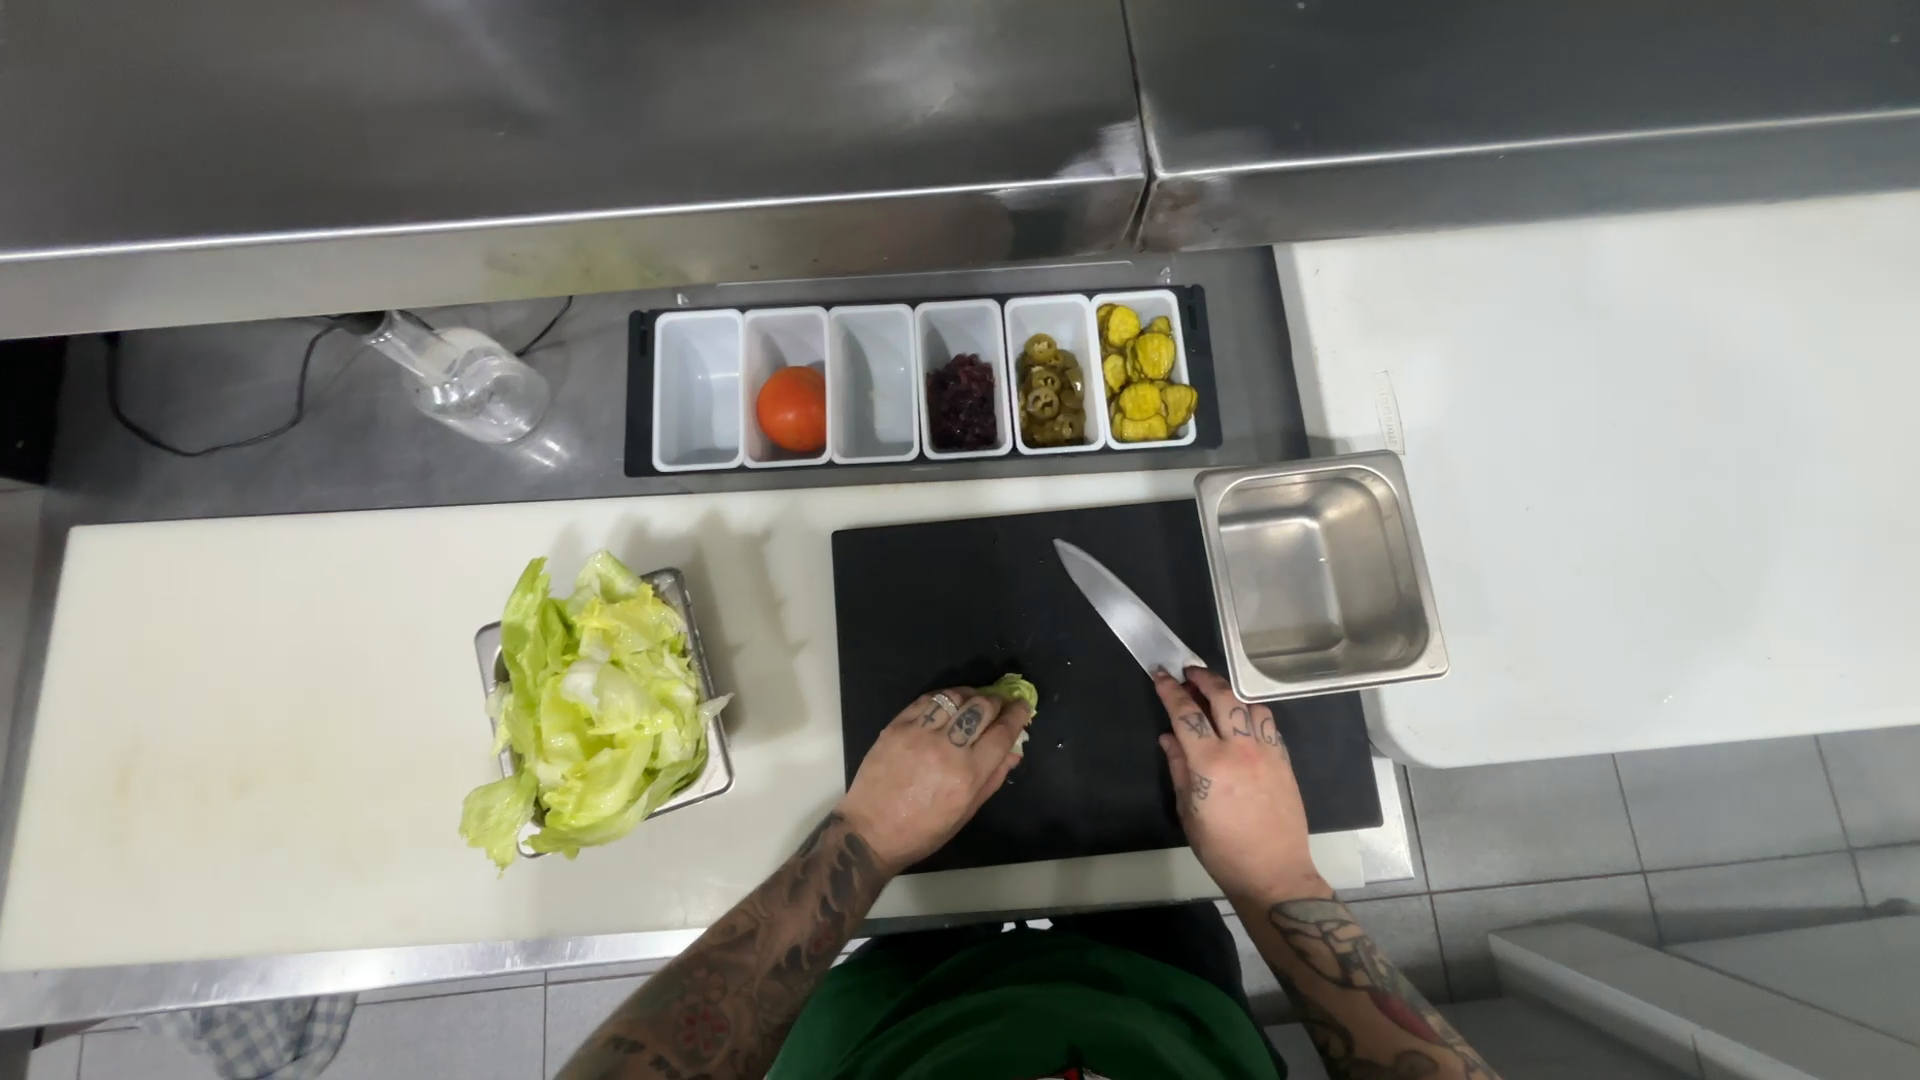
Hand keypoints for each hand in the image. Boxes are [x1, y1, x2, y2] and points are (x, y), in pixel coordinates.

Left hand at [837, 688, 1033, 875]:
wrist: (871, 830)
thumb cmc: (923, 830)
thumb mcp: (965, 812)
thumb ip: (993, 778)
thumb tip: (1015, 751)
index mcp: (967, 775)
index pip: (1002, 734)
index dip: (1018, 715)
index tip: (1023, 707)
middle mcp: (946, 749)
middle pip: (982, 707)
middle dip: (998, 701)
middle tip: (1001, 703)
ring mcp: (919, 734)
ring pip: (955, 697)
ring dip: (972, 695)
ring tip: (975, 700)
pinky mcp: (897, 726)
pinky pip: (928, 700)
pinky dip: (945, 697)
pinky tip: (950, 702)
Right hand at [1155, 667, 1329, 903]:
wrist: (1273, 873)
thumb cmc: (1221, 848)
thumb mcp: (1187, 810)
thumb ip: (1178, 767)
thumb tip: (1169, 738)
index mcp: (1210, 764)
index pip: (1186, 713)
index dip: (1170, 690)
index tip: (1161, 674)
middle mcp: (1242, 750)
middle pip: (1224, 697)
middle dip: (1204, 678)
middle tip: (1190, 671)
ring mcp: (1268, 754)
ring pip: (1251, 706)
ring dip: (1232, 695)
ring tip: (1218, 696)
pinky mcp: (1285, 762)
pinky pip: (1269, 725)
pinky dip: (1252, 715)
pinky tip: (1242, 722)